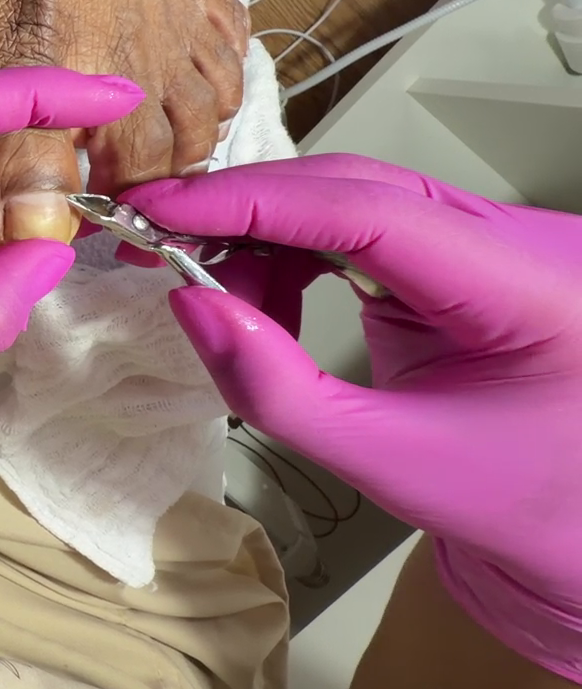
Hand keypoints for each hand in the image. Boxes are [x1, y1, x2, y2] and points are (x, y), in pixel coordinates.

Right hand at [126, 155, 581, 679]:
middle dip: (234, 208)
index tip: (154, 211)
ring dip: (252, 235)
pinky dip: (279, 253)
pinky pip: (344, 222)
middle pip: (348, 185)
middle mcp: (528, 244)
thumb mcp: (386, 461)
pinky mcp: (459, 250)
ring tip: (211, 291)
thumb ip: (273, 388)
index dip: (247, 201)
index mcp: (540, 294)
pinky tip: (261, 300)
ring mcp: (496, 240)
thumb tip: (187, 301)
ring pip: (338, 196)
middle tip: (149, 236)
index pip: (369, 210)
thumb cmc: (514, 503)